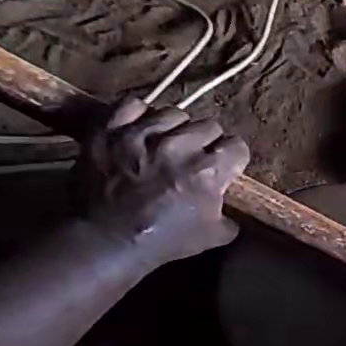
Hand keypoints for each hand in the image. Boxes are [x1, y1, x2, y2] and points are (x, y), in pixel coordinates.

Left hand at [73, 98, 250, 268]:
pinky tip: (140, 131)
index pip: (237, 145)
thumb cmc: (165, 240)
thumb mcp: (216, 234)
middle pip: (209, 125)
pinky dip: (139, 116)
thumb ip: (230, 210)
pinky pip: (133, 105)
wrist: (108, 240)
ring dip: (175, 129)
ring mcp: (142, 134)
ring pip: (174, 113)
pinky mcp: (110, 130)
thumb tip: (227, 198)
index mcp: (209, 170)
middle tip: (194, 158)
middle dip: (207, 142)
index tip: (224, 167)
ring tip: (165, 144)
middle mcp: (179, 146)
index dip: (232, 158)